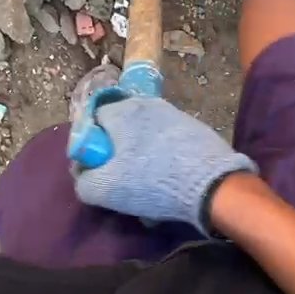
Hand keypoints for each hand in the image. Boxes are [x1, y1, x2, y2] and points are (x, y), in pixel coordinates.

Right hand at [74, 96, 256, 233]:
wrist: (211, 184)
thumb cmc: (151, 180)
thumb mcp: (105, 189)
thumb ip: (84, 180)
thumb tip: (83, 173)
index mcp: (122, 111)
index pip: (94, 119)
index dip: (91, 145)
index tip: (98, 167)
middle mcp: (147, 104)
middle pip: (121, 127)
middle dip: (118, 151)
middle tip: (122, 178)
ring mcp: (173, 113)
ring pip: (145, 135)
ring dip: (141, 156)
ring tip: (147, 183)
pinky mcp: (194, 127)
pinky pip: (166, 141)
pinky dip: (162, 156)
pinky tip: (168, 178)